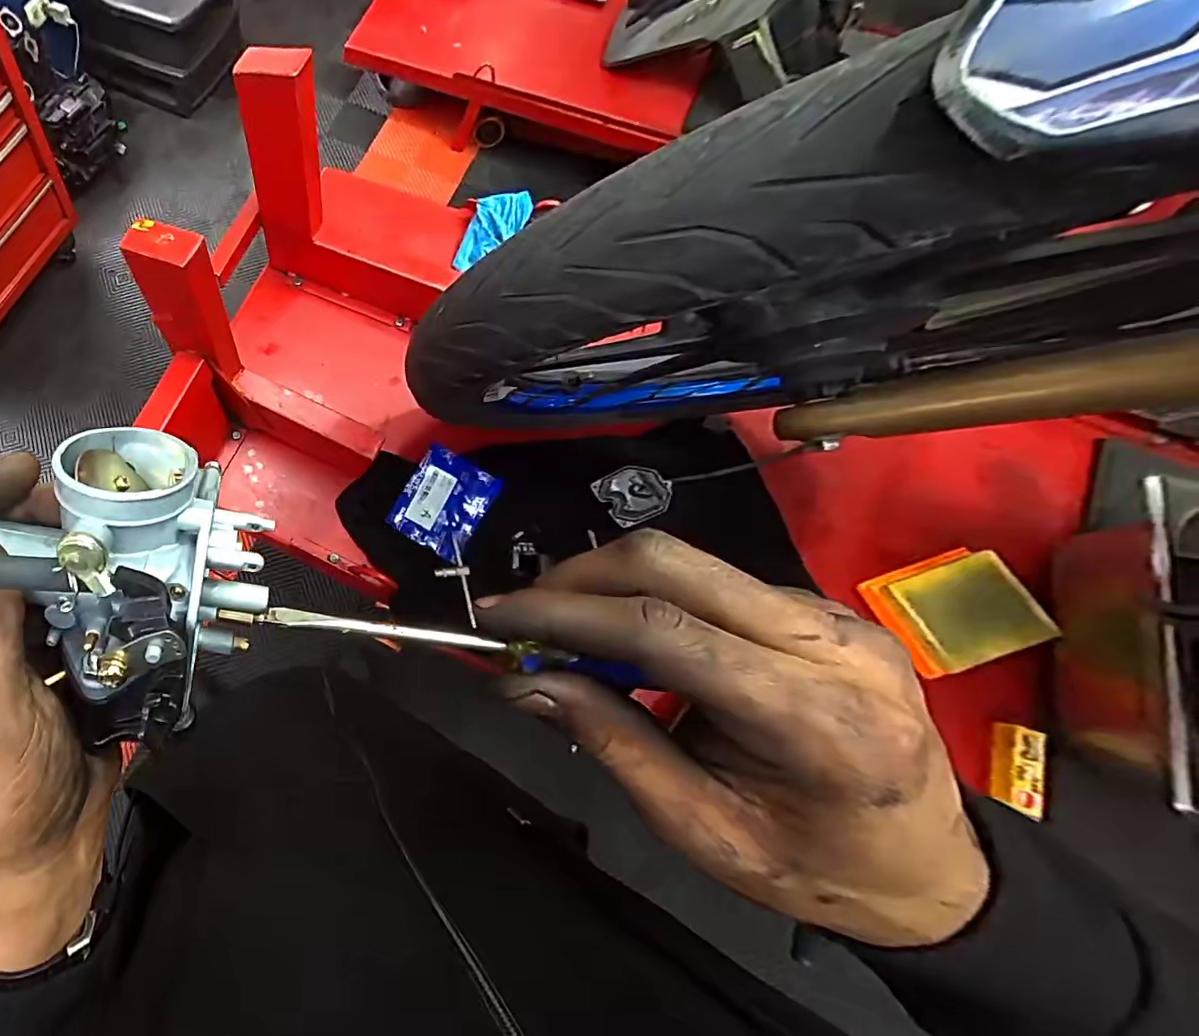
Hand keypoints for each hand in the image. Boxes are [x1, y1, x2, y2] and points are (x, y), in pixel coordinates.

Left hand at [0, 453, 118, 970]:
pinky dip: (86, 586)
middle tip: (78, 507)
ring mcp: (5, 641)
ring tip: (103, 537)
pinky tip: (112, 578)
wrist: (49, 851)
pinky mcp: (47, 654)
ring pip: (29, 574)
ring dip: (63, 551)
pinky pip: (63, 604)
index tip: (27, 473)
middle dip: (27, 520)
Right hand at [478, 531, 987, 947]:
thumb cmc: (813, 866)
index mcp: (813, 717)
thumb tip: (521, 683)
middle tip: (521, 613)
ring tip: (560, 626)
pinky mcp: (816, 607)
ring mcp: (830, 615)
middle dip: (575, 577)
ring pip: (685, 560)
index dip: (563, 614)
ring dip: (602, 581)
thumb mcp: (698, 826)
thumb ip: (608, 741)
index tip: (496, 617)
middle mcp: (830, 643)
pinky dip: (640, 593)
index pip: (660, 630)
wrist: (937, 873)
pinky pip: (705, 577)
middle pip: (670, 563)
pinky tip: (620, 634)